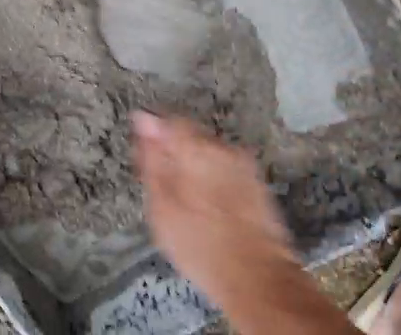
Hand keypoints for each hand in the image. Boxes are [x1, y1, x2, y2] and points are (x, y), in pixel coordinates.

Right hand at [133, 112, 291, 275]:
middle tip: (163, 182)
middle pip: (190, 135)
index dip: (152, 135)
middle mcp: (223, 148)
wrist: (258, 280)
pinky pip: (227, 170)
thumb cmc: (201, 244)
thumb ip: (150, 158)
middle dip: (175, 152)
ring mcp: (244, 165)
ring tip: (186, 199)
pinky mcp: (258, 184)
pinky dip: (214, 180)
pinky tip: (209, 207)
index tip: (144, 153)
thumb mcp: (160, 205)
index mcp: (195, 147)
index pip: (167, 120)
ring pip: (209, 153)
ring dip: (195, 166)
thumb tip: (142, 123)